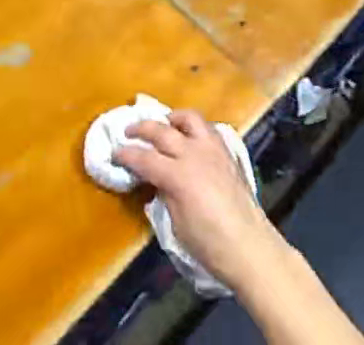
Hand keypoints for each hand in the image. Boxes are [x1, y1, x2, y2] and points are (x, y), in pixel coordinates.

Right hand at [113, 110, 287, 291]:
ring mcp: (213, 148)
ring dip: (172, 118)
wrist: (248, 244)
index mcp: (177, 174)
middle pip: (162, 130)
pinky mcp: (227, 151)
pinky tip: (191, 136)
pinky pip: (208, 128)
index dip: (126, 154)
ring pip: (189, 118)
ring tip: (164, 123)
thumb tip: (158, 180)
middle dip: (142, 128)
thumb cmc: (208, 243)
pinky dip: (194, 127)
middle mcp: (194, 153)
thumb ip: (165, 194)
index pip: (144, 157)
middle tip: (129, 131)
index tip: (114, 153)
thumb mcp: (176, 223)